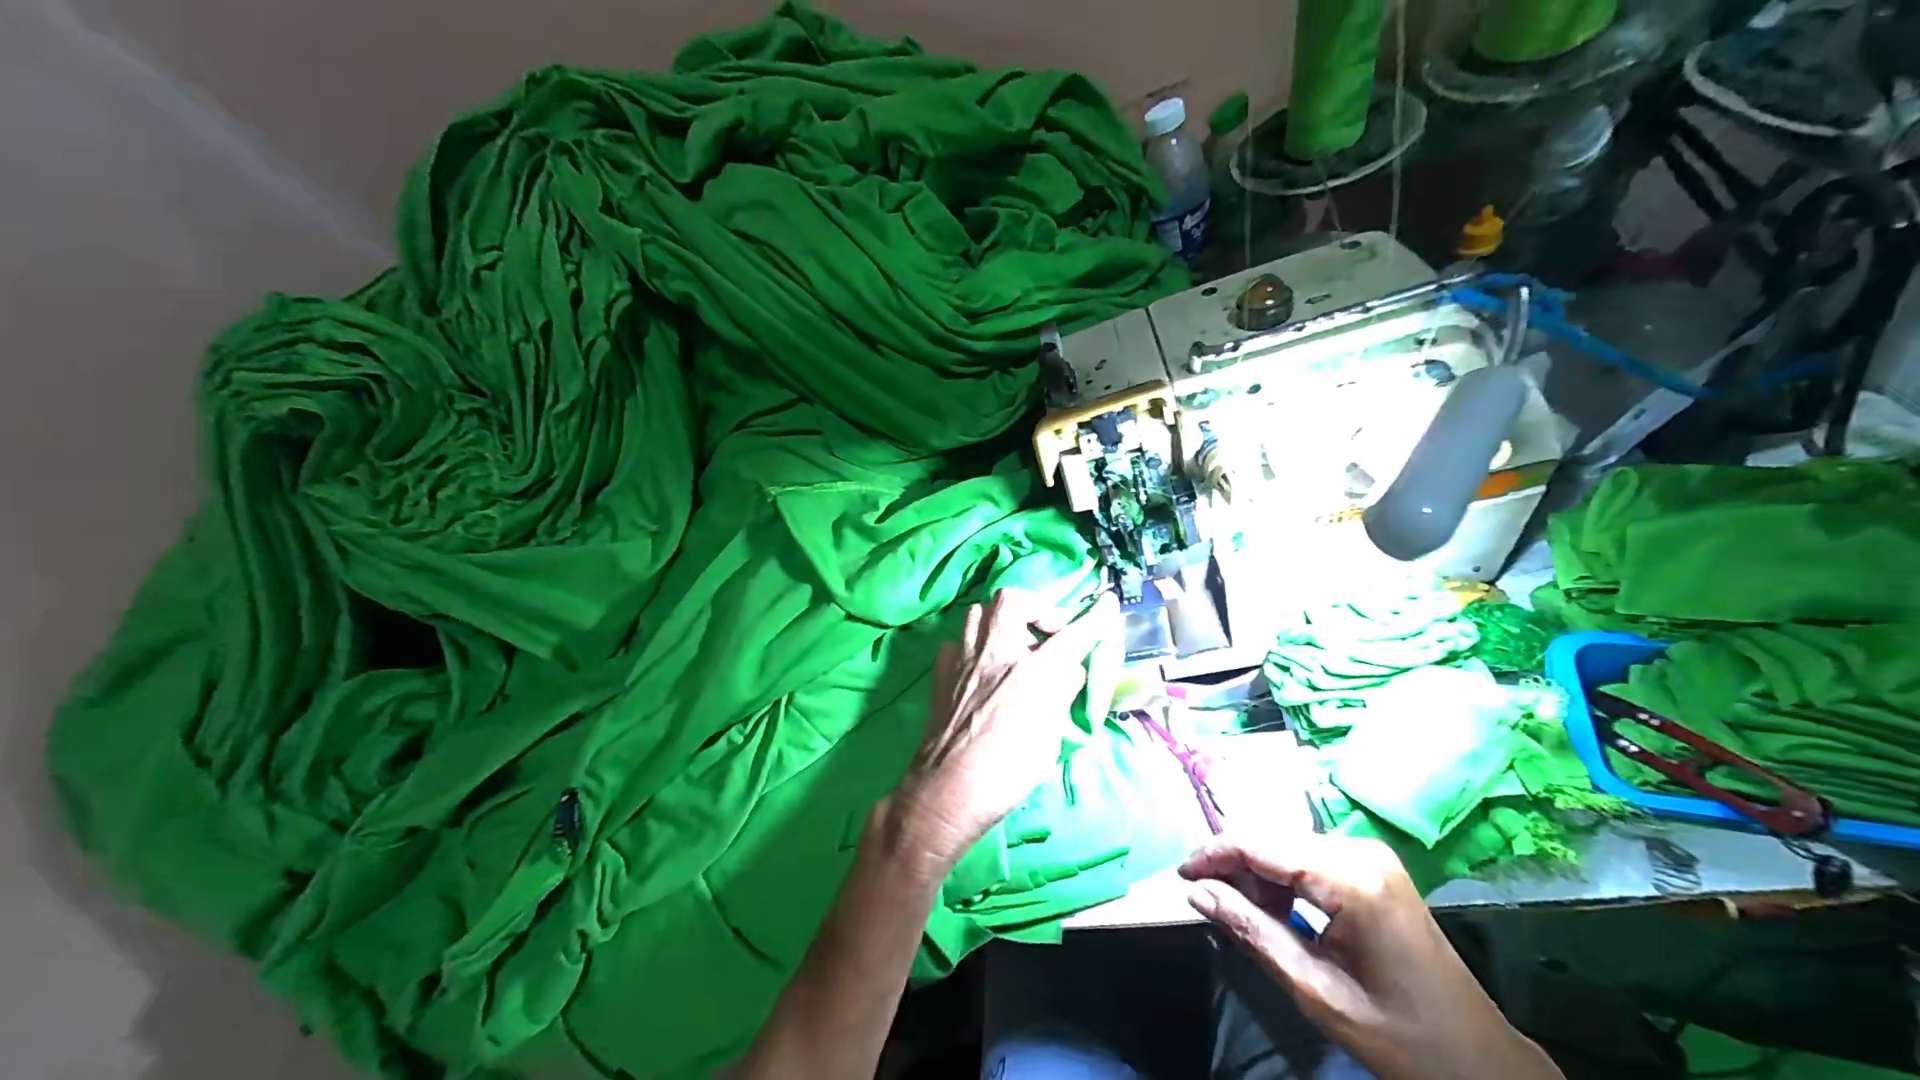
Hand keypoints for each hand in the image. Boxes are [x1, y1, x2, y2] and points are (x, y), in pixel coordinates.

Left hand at [888, 588, 1118, 868]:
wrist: (949, 789)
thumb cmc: (1007, 773)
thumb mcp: (1050, 738)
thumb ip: (1061, 696)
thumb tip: (1068, 673)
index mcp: (1034, 672)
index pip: (1073, 634)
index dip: (1094, 619)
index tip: (1106, 605)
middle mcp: (997, 653)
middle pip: (1014, 601)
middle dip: (1036, 608)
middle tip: (1047, 633)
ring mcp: (964, 658)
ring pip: (979, 612)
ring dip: (1000, 622)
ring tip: (1012, 645)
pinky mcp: (941, 672)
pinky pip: (957, 641)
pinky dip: (971, 646)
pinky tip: (979, 667)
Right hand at [1181, 833, 1564, 1079]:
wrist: (1480, 1061)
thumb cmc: (1399, 1035)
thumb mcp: (1316, 990)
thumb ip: (1251, 932)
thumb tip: (1196, 893)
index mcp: (1351, 878)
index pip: (1260, 844)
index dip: (1213, 854)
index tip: (1180, 878)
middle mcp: (1359, 851)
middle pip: (1271, 839)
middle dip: (1234, 867)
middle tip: (1208, 903)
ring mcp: (1370, 856)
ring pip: (1286, 847)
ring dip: (1256, 876)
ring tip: (1240, 915)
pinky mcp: (1372, 868)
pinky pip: (1308, 859)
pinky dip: (1282, 881)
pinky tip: (1274, 913)